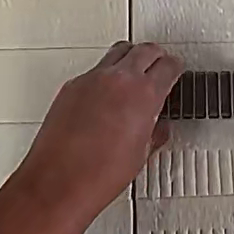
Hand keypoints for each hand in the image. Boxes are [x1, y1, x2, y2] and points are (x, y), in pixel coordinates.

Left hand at [10, 42, 182, 224]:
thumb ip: (155, 131)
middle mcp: (119, 79)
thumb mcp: (142, 153)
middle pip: (145, 50)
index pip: (168, 65)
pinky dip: (106, 74)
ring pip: (119, 51)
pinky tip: (107, 91)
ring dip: (131, 57)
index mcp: (144, 93)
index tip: (175, 71)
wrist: (58, 183)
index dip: (175, 68)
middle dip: (157, 56)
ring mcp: (92, 80)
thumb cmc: (96, 174)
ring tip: (134, 70)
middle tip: (160, 64)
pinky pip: (95, 69)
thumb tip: (158, 127)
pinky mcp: (71, 87)